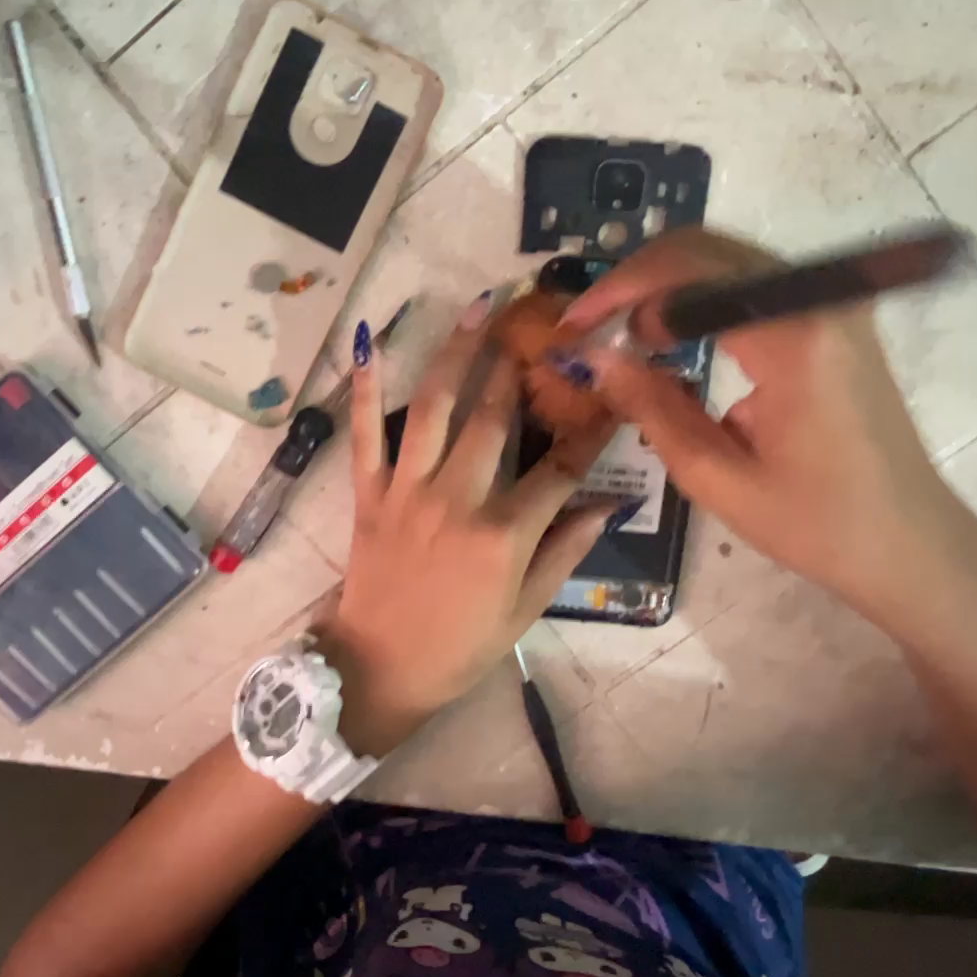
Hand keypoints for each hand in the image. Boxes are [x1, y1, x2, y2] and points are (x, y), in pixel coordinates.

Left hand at [320, 295, 618, 755]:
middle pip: (495, 418)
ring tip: (478, 309)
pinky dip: (365, 389)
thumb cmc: (459, 646)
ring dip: (457, 354)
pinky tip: (370, 344)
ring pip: (434, 408)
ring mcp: (407, 491)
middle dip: (521, 366)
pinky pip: (365, 434)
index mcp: (503, 534)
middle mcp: (457, 499)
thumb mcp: (525, 610)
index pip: (560, 469)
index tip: (611, 393)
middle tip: (539, 323)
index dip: (591, 430)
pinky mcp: (369, 493)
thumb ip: (565, 552)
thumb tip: (608, 504)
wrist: (378, 667)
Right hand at [561, 227, 976, 624]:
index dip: (619, 292)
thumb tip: (594, 358)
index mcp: (794, 337)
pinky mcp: (833, 317)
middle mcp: (819, 299)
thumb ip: (651, 407)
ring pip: (724, 260)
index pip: (688, 272)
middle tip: (589, 328)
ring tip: (620, 334)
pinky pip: (749, 284)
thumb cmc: (815, 524)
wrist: (909, 543)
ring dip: (663, 287)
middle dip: (635, 282)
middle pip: (706, 250)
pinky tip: (669, 337)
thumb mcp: (715, 477)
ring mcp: (832, 303)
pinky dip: (697, 299)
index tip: (575, 329)